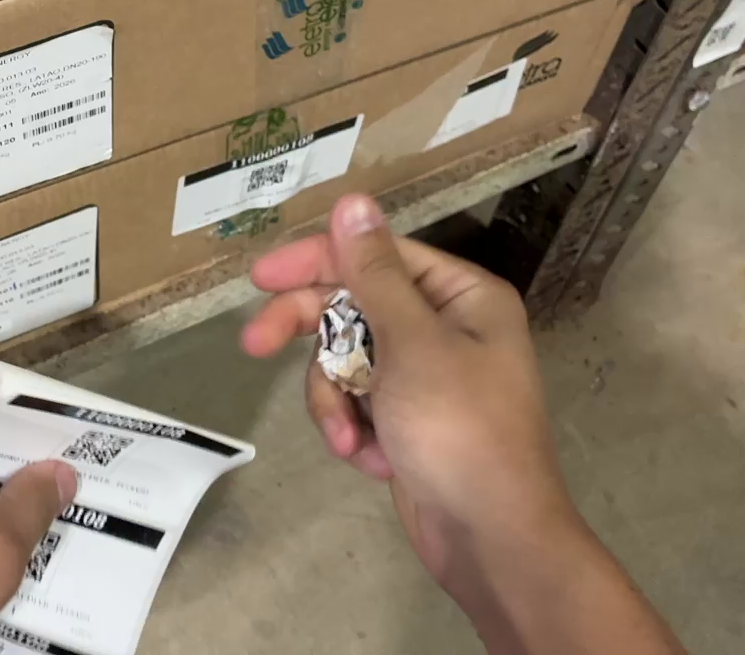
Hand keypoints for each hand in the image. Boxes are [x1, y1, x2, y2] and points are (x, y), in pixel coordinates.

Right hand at [242, 195, 683, 654]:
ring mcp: (419, 371)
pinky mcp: (401, 412)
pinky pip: (352, 396)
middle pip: (348, 305)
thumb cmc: (458, 429)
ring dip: (333, 398)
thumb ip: (373, 271)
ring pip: (341, 356)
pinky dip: (350, 424)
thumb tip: (353, 201)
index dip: (312, 261)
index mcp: (456, 296)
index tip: (261, 277)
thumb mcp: (411, 342)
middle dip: (306, 336)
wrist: (491, 543)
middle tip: (253, 343)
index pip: (370, 256)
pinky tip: (368, 457)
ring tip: (346, 437)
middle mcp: (438, 324)